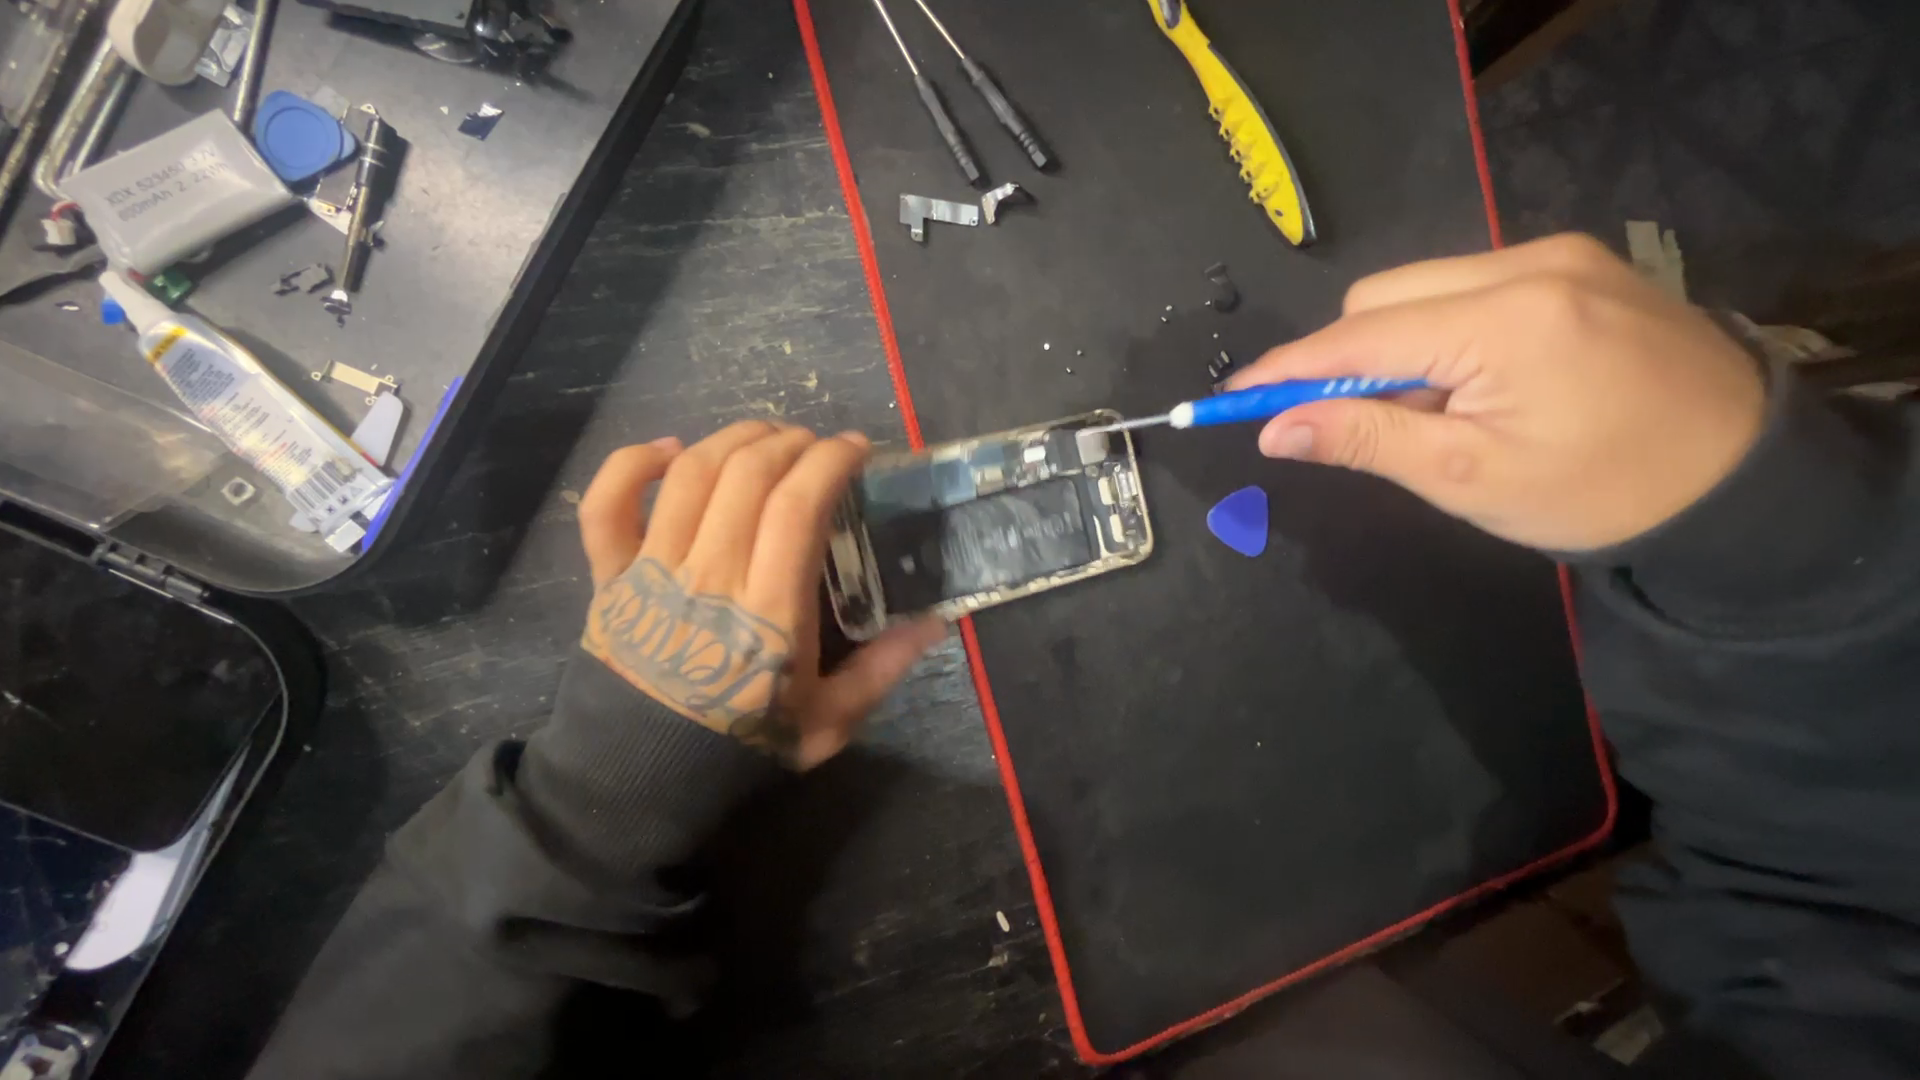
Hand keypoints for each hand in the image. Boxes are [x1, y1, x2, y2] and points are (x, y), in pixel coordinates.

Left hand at [575, 422, 945, 768]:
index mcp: (769, 609)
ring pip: (691, 474)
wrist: (643, 778)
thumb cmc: (744, 744)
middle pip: (748, 474)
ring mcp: (653, 570)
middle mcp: (710, 574)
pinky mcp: (609, 575)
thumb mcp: (830, 721)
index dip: (831, 460)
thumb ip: (884, 668)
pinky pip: (608, 504)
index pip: (799, 504)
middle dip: (791, 442)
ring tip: (765, 437)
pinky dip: (634, 463)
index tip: (856, 449)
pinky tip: (671, 450)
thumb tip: (937, 623)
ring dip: (733, 439)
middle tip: (816, 446)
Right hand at [1229, 233, 1766, 550]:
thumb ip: (1364, 438)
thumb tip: (1276, 429)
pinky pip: (1464, 286)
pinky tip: (1460, 381)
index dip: (1286, 369)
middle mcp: (1529, 263)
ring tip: (1419, 409)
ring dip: (1387, 346)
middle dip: (1341, 358)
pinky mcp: (1575, 265)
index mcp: (1506, 320)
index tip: (1232, 399)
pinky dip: (1433, 333)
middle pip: (1381, 297)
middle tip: (1340, 422)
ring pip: (1418, 287)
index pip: (1358, 336)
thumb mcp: (1465, 476)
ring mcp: (1559, 256)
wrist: (1744, 483)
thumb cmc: (1596, 493)